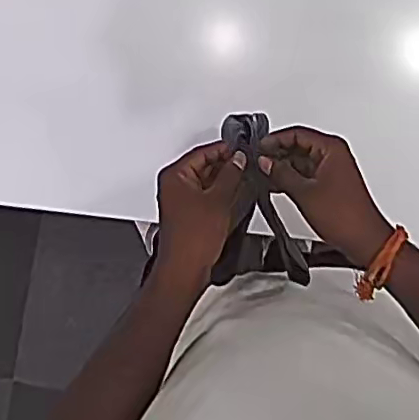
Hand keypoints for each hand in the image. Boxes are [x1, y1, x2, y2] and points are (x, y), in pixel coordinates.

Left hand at [154, 141, 246, 283]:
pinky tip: (235, 196)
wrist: (185, 269)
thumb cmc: (191, 239)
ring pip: (206, 182)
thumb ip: (230, 175)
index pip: (201, 153)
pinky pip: (205, 196)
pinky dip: (219, 194)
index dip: (222, 150)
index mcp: (175, 175)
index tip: (238, 150)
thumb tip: (237, 159)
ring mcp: (180, 200)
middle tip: (244, 164)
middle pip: (203, 166)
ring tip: (243, 179)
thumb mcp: (218, 200)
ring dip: (224, 180)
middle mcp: (174, 185)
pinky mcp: (188, 213)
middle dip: (224, 165)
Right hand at [260, 126, 393, 265]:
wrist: (366, 242)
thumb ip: (281, 173)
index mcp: (331, 148)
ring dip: (283, 168)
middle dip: (278, 154)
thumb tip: (265, 162)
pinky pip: (306, 173)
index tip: (260, 148)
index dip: (275, 140)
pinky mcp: (331, 183)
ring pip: (300, 161)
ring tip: (265, 176)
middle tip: (260, 162)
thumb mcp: (304, 192)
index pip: (297, 133)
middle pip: (298, 145)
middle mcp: (333, 155)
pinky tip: (277, 185)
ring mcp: (332, 169)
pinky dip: (292, 178)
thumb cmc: (347, 217)